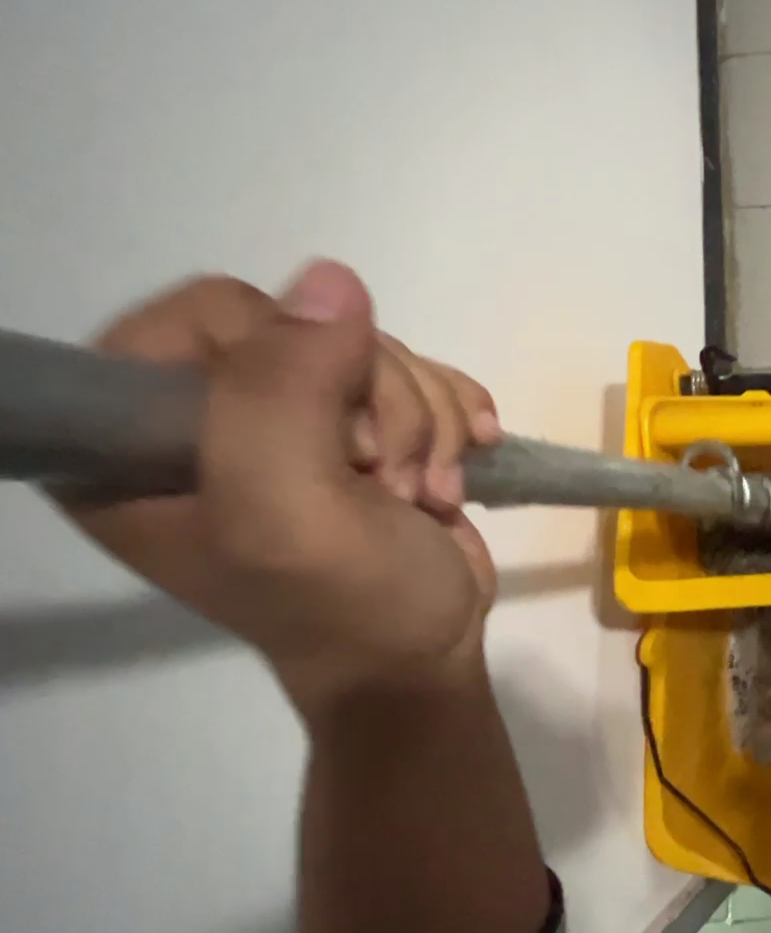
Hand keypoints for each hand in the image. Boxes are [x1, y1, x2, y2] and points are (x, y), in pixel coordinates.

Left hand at [63, 261, 505, 718]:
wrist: (425, 653)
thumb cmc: (348, 604)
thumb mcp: (290, 513)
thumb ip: (282, 395)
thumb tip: (334, 279)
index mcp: (135, 434)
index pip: (212, 317)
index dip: (301, 366)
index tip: (345, 449)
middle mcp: (208, 416)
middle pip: (316, 332)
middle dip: (388, 405)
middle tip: (395, 481)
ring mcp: (299, 421)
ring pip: (380, 352)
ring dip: (431, 421)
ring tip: (429, 489)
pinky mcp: (373, 429)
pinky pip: (426, 374)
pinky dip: (461, 415)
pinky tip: (472, 453)